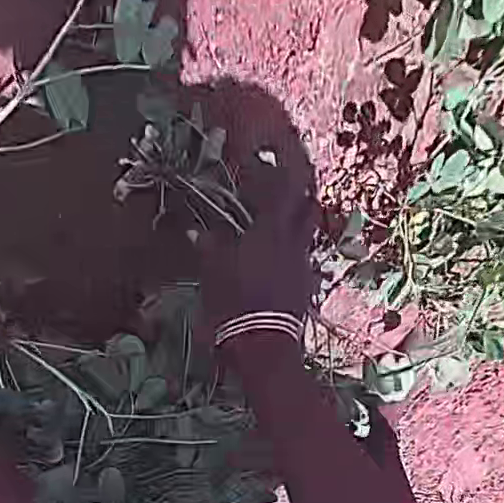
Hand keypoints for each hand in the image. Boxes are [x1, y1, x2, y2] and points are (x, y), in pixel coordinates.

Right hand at [195, 164, 318, 328]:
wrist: (264, 343)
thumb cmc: (235, 302)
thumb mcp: (214, 272)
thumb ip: (209, 247)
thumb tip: (197, 232)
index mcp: (271, 231)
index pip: (281, 187)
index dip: (273, 169)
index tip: (263, 159)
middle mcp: (294, 241)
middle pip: (305, 205)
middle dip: (294, 191)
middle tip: (277, 187)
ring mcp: (303, 263)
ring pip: (306, 230)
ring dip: (295, 219)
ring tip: (275, 220)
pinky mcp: (306, 283)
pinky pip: (302, 254)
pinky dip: (291, 246)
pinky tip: (276, 254)